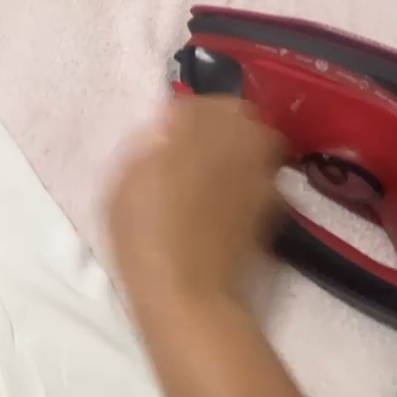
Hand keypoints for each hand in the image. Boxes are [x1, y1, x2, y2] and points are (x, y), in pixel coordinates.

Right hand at [108, 96, 284, 309]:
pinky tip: (221, 203)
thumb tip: (167, 130)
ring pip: (257, 144)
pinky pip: (261, 178)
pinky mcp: (273, 210)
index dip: (185, 113)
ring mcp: (262, 179)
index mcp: (199, 133)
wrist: (187, 294)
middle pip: (240, 116)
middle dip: (219, 124)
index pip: (203, 101)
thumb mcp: (123, 183)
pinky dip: (245, 180)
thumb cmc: (143, 236)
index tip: (167, 131)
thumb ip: (147, 146)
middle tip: (190, 146)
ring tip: (208, 172)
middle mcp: (239, 147)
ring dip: (236, 149)